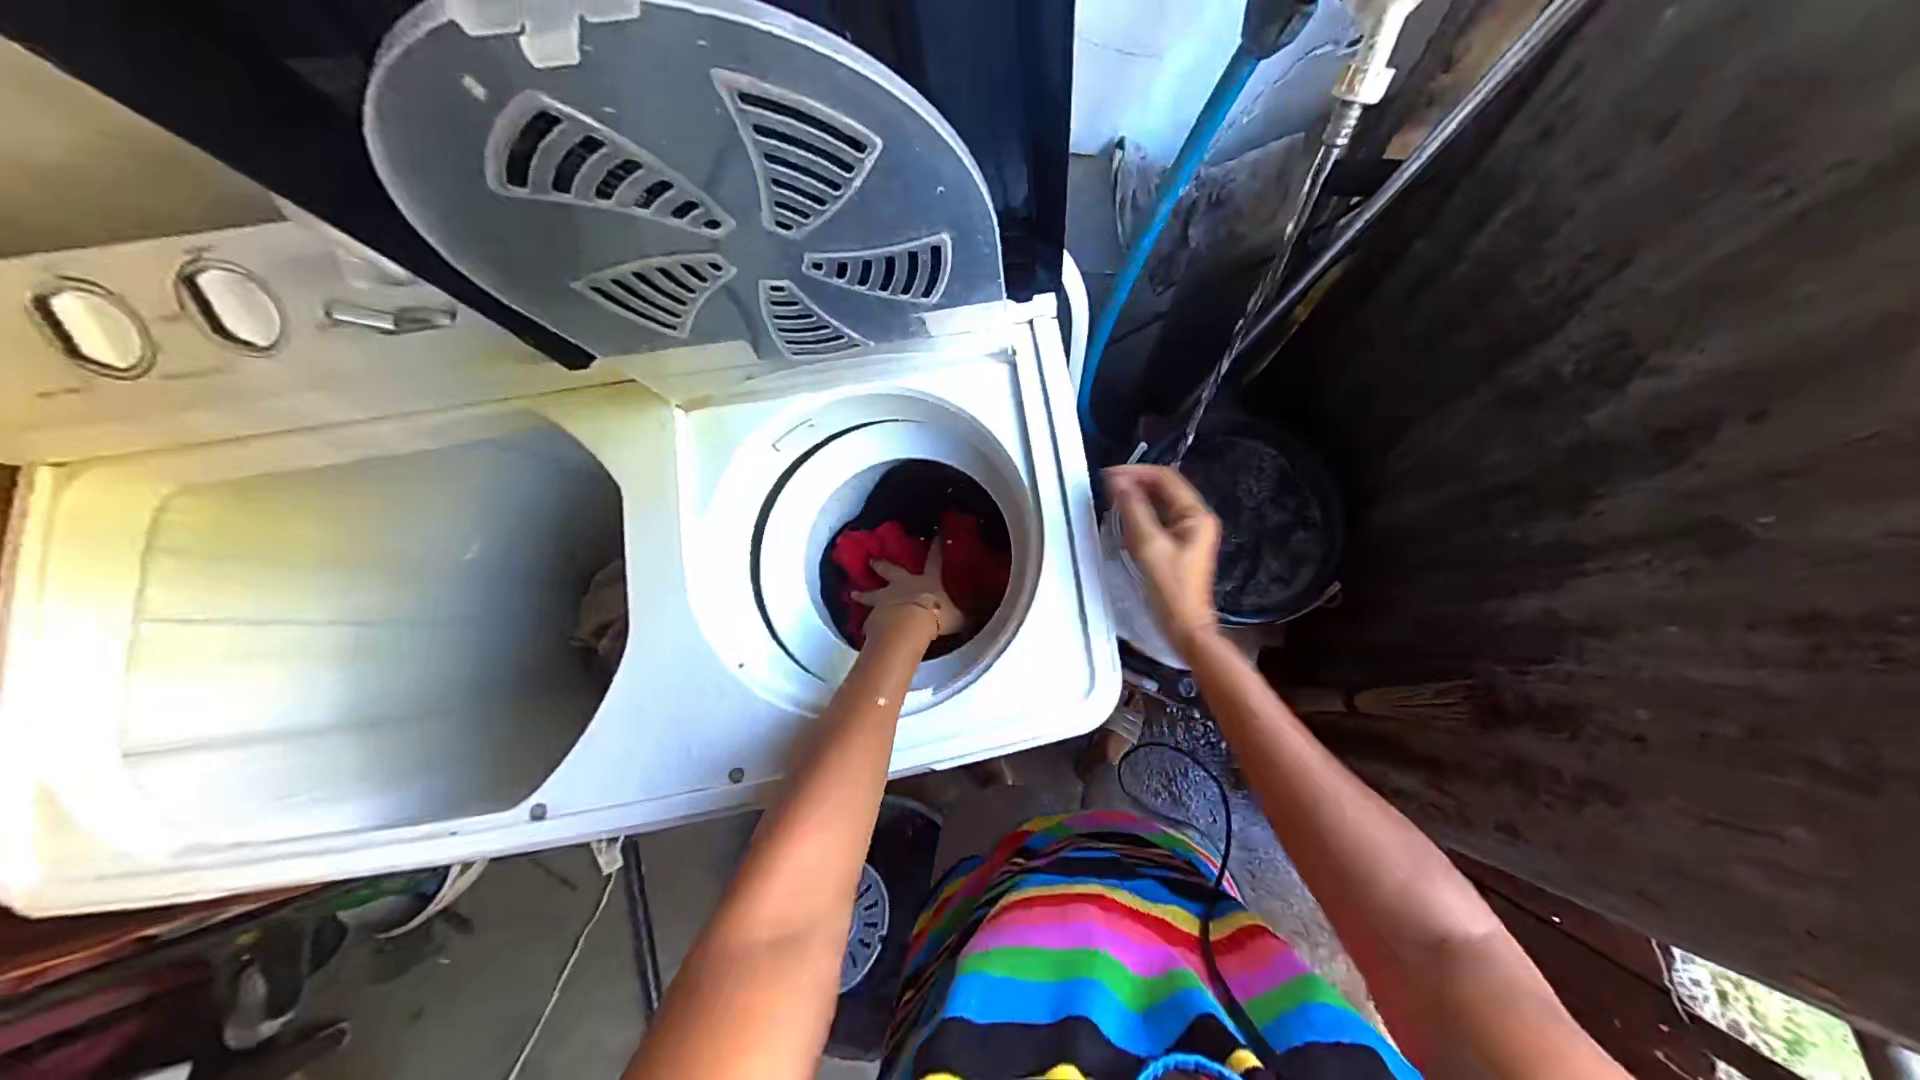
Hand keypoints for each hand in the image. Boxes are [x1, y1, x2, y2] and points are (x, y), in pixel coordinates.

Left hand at [854, 533, 966, 640]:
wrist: (910, 624)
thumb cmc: (938, 615)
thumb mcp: (959, 616)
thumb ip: (965, 615)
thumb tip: (976, 617)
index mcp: (928, 581)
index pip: (934, 560)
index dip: (936, 547)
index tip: (935, 533)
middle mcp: (904, 584)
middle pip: (893, 571)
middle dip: (883, 565)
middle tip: (872, 559)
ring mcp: (886, 597)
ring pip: (873, 593)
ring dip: (864, 593)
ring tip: (853, 592)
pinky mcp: (873, 613)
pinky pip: (868, 616)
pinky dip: (864, 619)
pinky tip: (860, 624)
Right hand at [1104, 464, 1220, 651]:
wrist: (1184, 627)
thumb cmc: (1170, 591)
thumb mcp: (1148, 547)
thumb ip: (1133, 511)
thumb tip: (1118, 483)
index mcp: (1196, 515)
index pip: (1165, 478)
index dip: (1136, 472)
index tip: (1108, 476)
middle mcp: (1195, 519)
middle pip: (1163, 488)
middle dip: (1134, 484)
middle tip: (1106, 486)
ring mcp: (1187, 532)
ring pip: (1158, 503)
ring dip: (1135, 499)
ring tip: (1111, 500)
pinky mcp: (1177, 545)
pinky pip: (1156, 520)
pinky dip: (1138, 515)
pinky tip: (1122, 521)